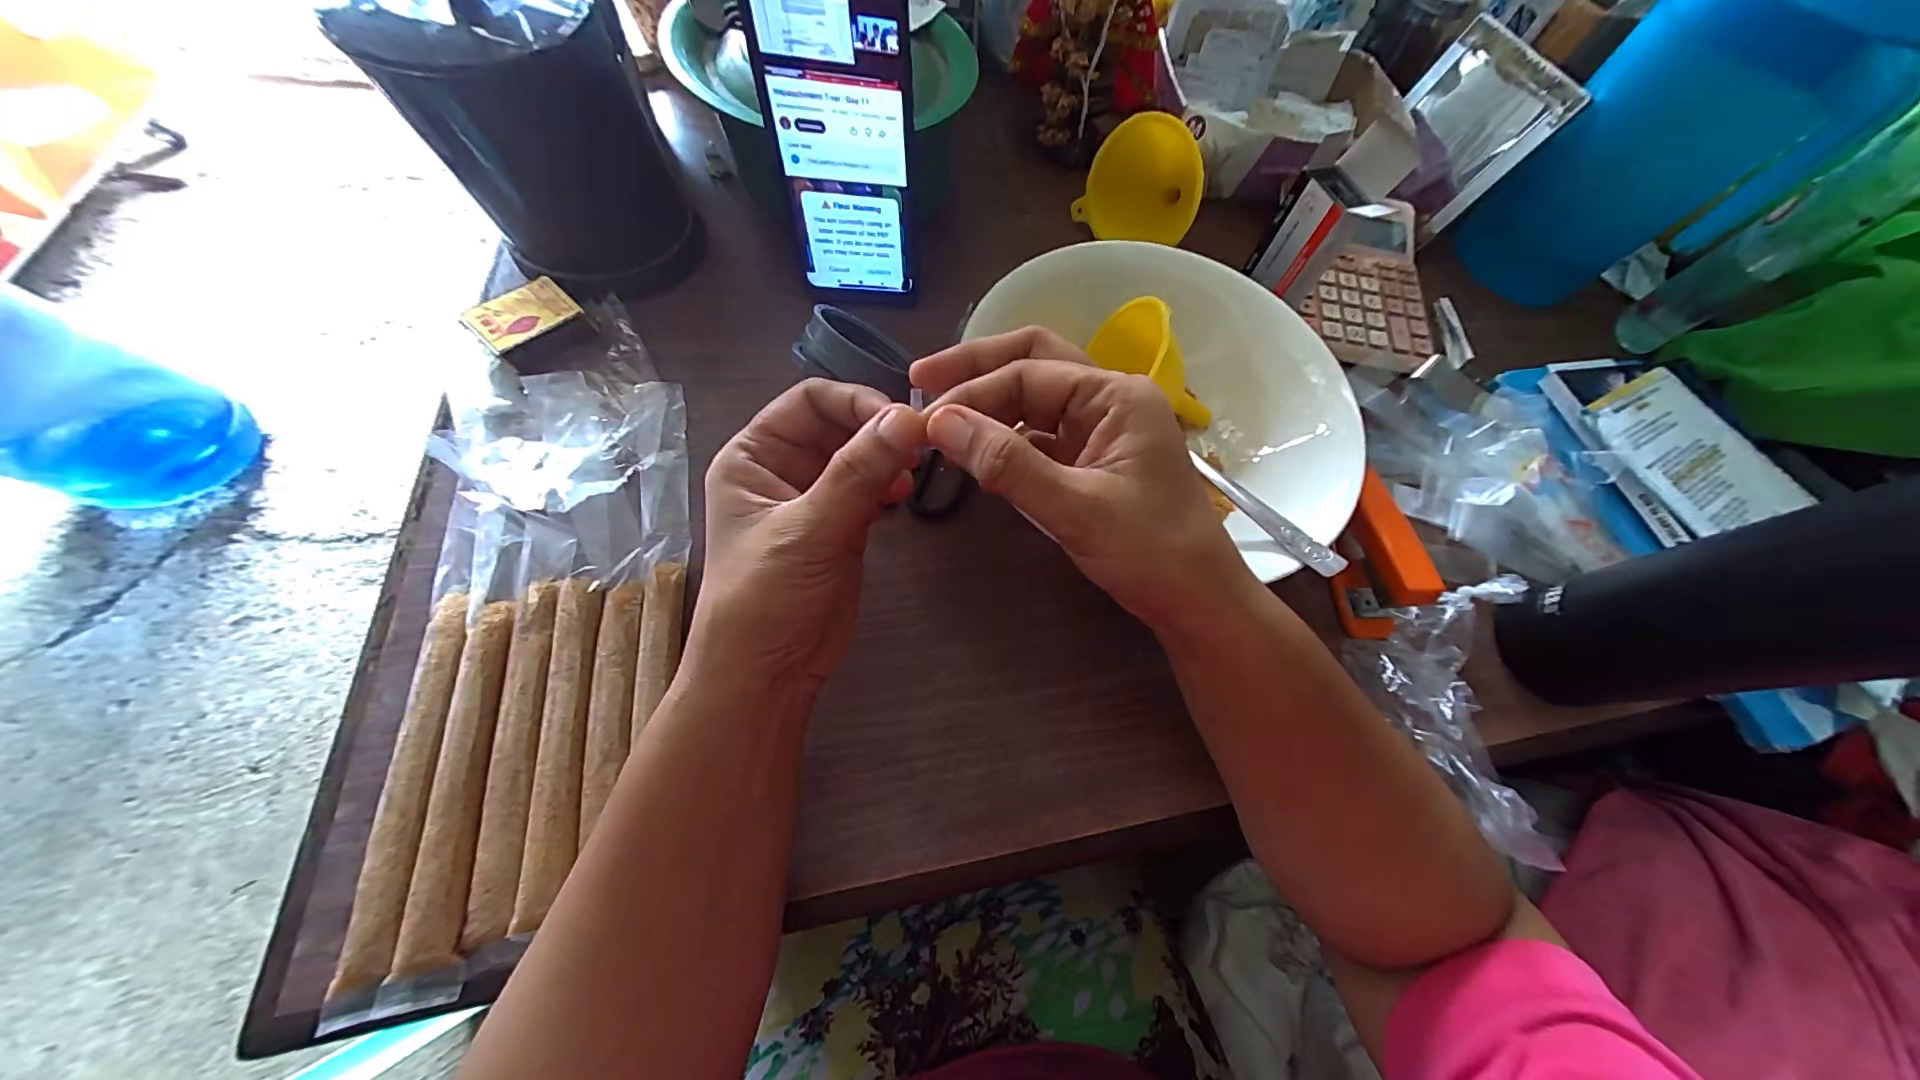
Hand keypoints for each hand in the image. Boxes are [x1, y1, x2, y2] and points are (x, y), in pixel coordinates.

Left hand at [688, 380, 925, 692]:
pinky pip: (868, 490)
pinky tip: (903, 497)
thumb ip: (858, 473)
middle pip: (837, 425)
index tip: (901, 419)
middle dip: (876, 431)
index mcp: (752, 456)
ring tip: (911, 475)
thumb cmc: (766, 597)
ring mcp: (812, 500)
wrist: (766, 674)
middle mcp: (780, 470)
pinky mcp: (839, 528)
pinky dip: (888, 487)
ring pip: (857, 457)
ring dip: (886, 458)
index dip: (855, 401)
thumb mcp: (809, 530)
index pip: (808, 401)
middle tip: (917, 447)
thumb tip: (908, 418)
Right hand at [910, 327, 1252, 630]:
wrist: (1195, 599)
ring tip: (940, 416)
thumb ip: (1007, 464)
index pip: (1027, 374)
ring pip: (1033, 399)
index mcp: (1115, 396)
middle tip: (922, 378)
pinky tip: (976, 450)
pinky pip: (1038, 435)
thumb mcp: (1076, 508)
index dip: (971, 393)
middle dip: (977, 368)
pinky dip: (1004, 438)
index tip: (924, 420)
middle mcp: (1107, 400)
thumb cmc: (1151, 552)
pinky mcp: (1089, 460)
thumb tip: (939, 424)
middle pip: (1032, 362)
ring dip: (988, 403)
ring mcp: (1098, 430)